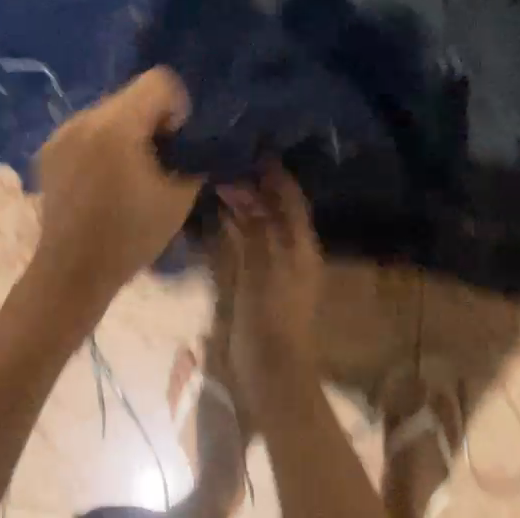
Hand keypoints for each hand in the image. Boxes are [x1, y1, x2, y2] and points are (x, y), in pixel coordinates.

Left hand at [30, 67, 196, 305]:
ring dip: (127, 130)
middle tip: (158, 160)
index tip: (176, 141)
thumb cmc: (130, 236)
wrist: (72, 273)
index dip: (176, 105)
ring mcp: (62, 133)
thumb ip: (193, 155)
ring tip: (130, 172)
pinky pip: (88, 129)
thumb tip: (195, 138)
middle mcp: (85, 118)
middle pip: (132, 95)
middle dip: (151, 119)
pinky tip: (104, 180)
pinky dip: (103, 143)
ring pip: (109, 111)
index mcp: (117, 125)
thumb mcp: (179, 197)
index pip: (158, 80)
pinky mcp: (48, 149)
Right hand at [218, 168, 325, 407]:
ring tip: (218, 176)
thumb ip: (253, 226)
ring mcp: (274, 265)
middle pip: (274, 207)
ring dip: (244, 201)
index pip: (289, 196)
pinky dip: (236, 224)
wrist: (270, 373)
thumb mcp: (263, 267)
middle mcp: (291, 249)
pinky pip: (248, 241)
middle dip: (254, 184)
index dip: (273, 171)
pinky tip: (218, 211)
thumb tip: (242, 186)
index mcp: (301, 244)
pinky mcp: (257, 280)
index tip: (250, 146)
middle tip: (227, 157)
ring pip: (260, 222)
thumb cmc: (271, 317)